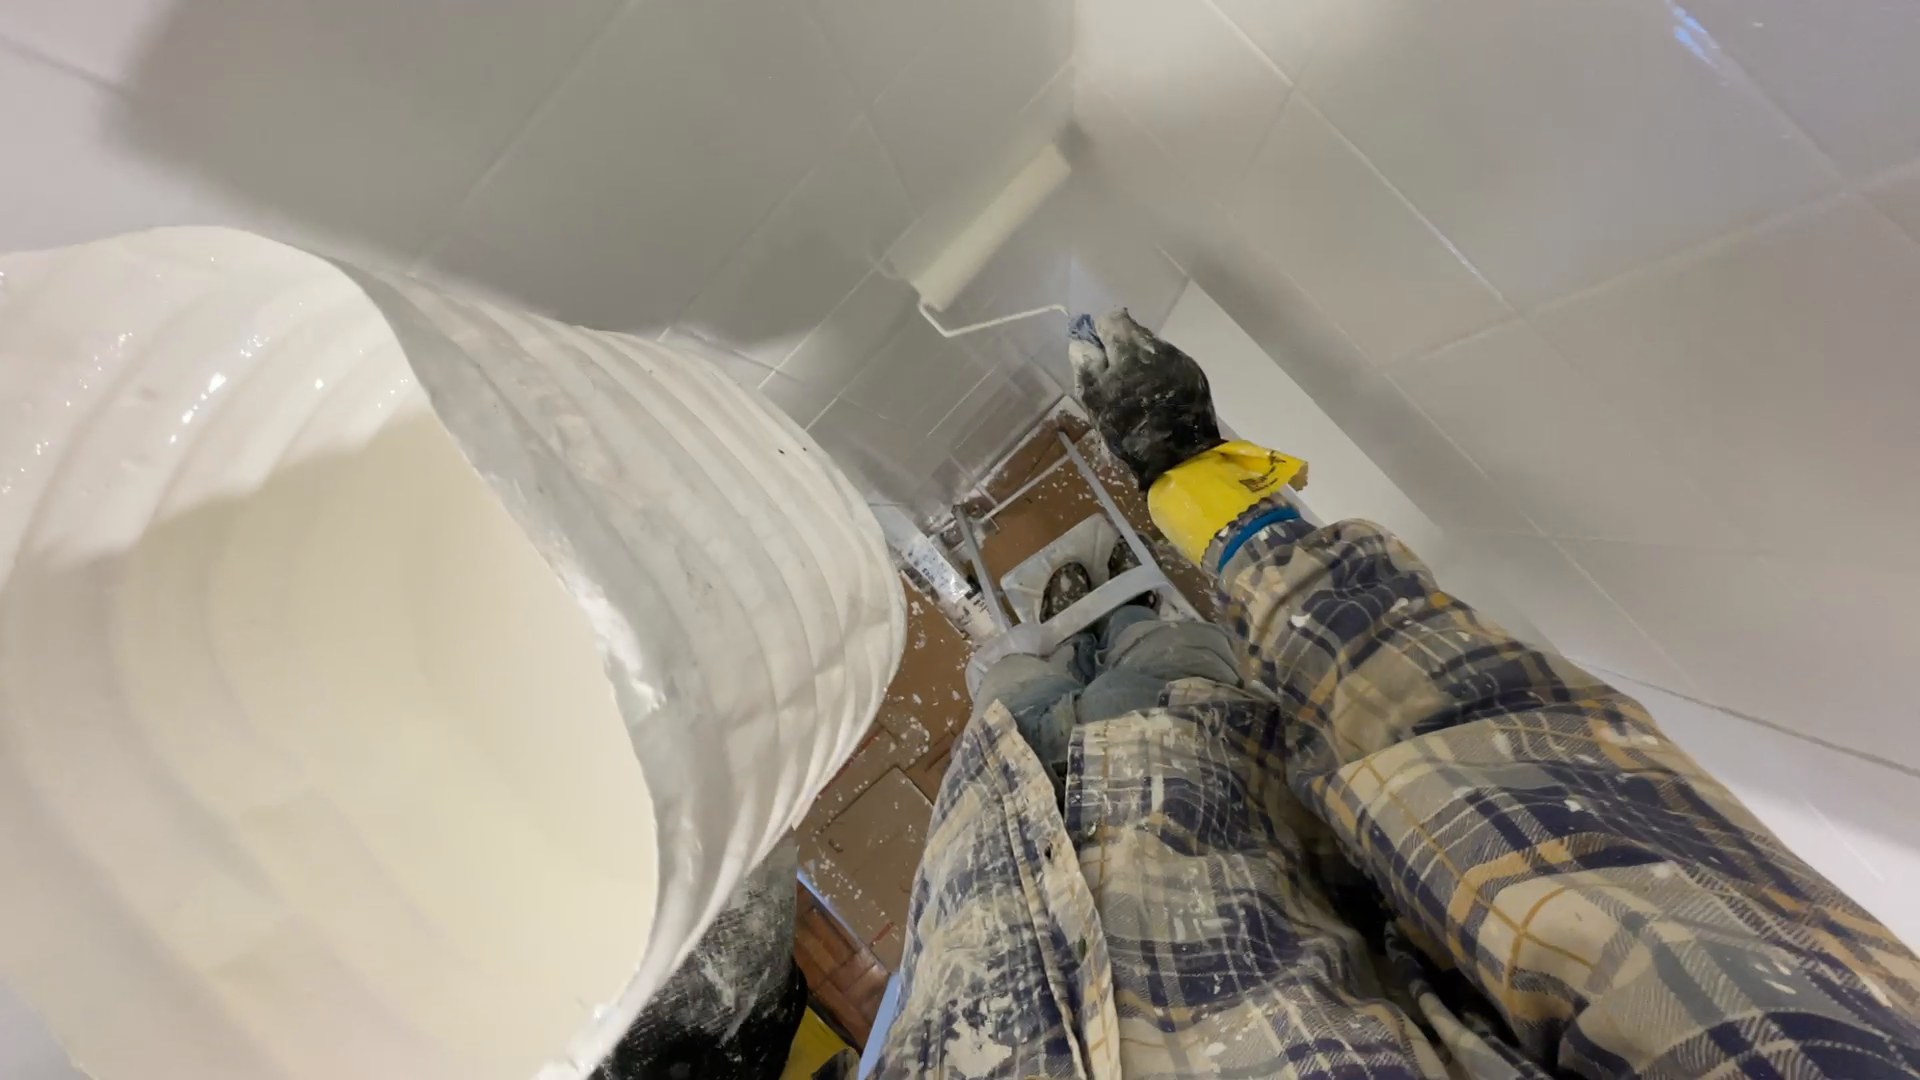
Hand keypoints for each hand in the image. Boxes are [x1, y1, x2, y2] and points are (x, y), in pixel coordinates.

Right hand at [1069, 309, 1223, 488]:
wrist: (1178, 457)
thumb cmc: (1127, 430)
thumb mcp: (1094, 400)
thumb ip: (1086, 364)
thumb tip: (1081, 341)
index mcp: (1130, 348)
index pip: (1111, 320)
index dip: (1099, 335)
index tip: (1095, 355)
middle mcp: (1158, 346)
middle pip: (1133, 332)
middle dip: (1119, 350)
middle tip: (1112, 379)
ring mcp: (1179, 360)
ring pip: (1151, 349)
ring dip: (1139, 362)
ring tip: (1134, 391)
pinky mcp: (1194, 376)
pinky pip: (1169, 364)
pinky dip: (1157, 374)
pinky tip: (1154, 397)